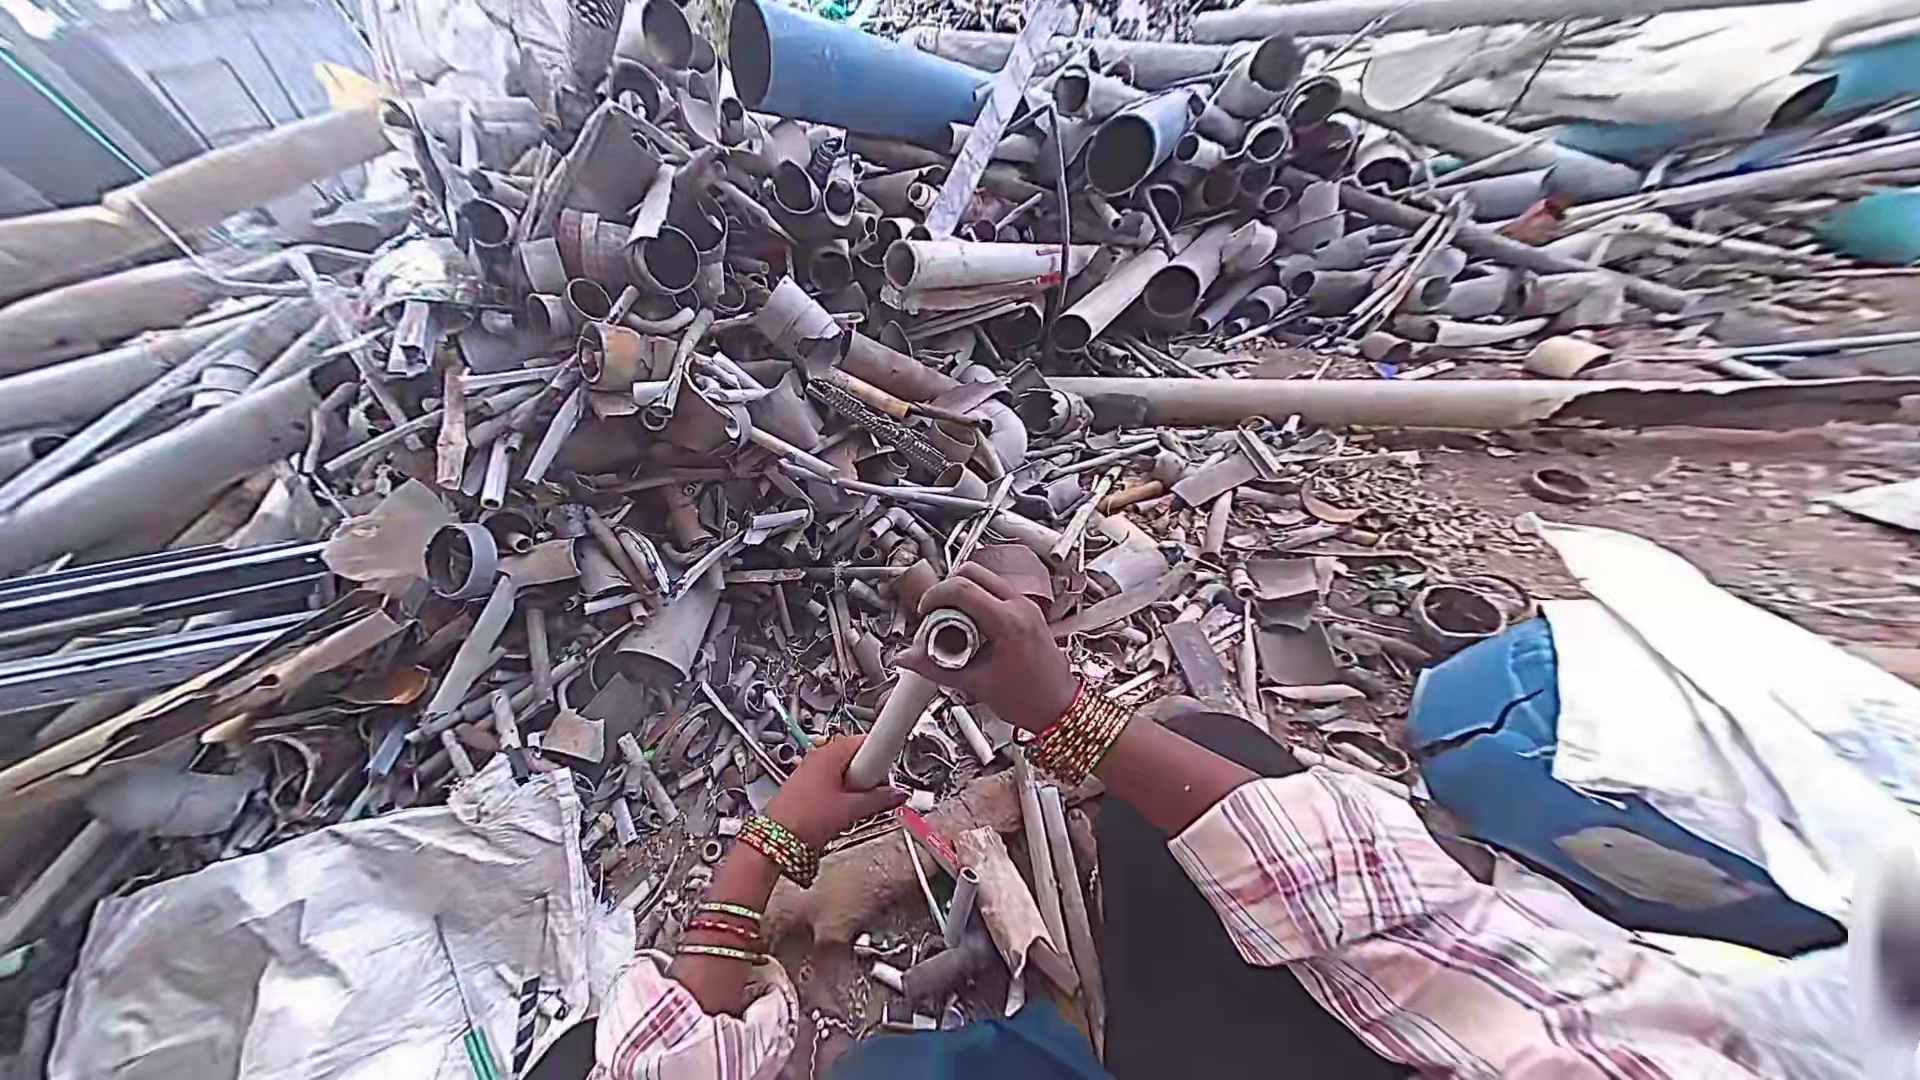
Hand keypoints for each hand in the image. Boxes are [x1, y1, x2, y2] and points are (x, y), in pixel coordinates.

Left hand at [763, 735, 907, 848]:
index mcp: (831, 752)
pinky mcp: (808, 784)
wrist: (774, 842)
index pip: (867, 739)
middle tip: (871, 794)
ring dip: (856, 785)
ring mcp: (813, 769)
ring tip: (853, 806)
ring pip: (847, 769)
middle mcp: (821, 755)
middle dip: (869, 774)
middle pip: (858, 755)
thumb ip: (879, 799)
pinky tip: (841, 810)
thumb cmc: (804, 819)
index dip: (882, 754)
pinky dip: (843, 792)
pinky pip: (835, 780)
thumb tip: (898, 794)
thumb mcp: (849, 809)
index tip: (891, 768)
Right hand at [898, 563, 1077, 733]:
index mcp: (1008, 622)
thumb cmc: (1030, 700)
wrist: (1059, 708)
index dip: (935, 595)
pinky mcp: (1028, 611)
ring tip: (951, 620)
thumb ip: (936, 668)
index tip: (924, 610)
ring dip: (962, 592)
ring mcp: (1026, 606)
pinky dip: (977, 599)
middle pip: (973, 573)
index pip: (962, 589)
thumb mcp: (975, 684)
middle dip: (947, 588)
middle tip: (934, 612)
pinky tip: (969, 625)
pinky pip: (996, 591)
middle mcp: (1020, 607)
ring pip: (985, 578)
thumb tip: (908, 659)